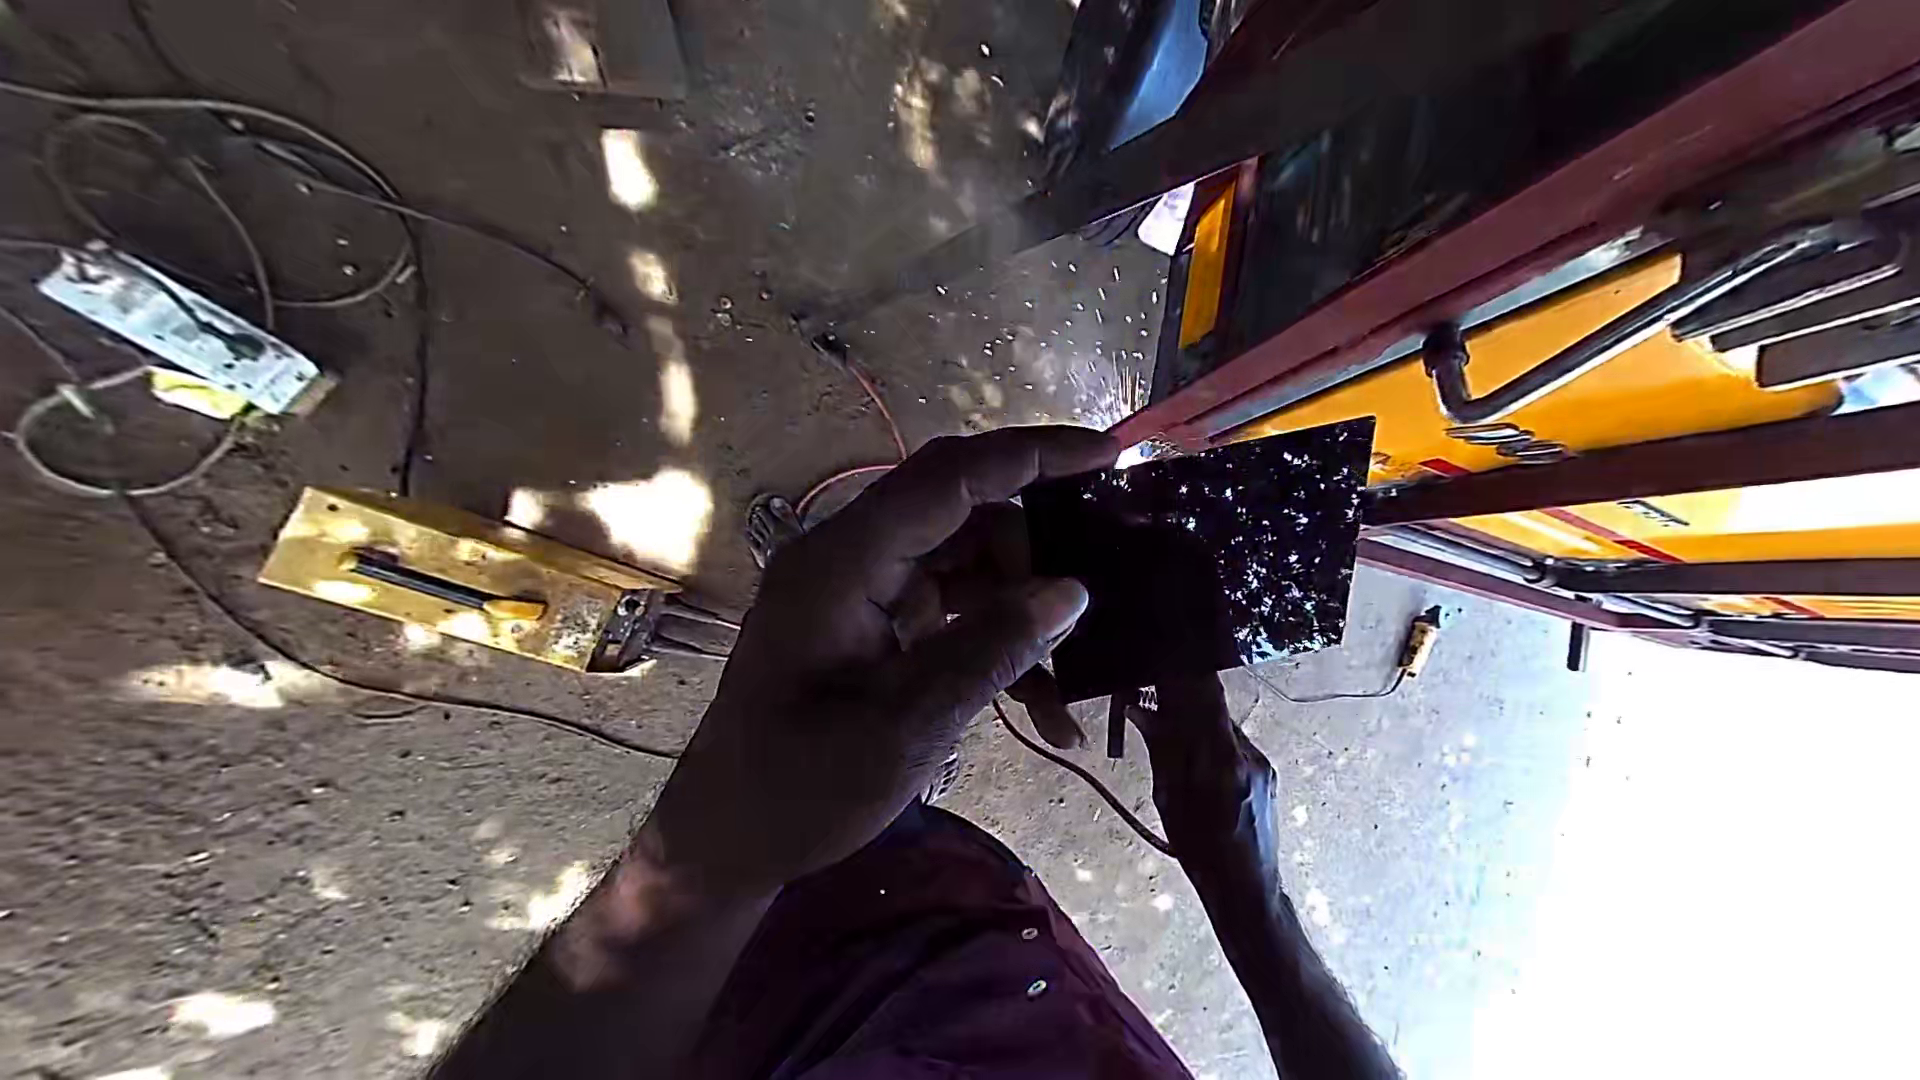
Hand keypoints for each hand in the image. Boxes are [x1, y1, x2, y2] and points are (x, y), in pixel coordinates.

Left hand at [635, 426, 1117, 901]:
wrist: (731, 836)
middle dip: (1031, 545)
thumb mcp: (905, 729)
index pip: (948, 477)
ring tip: (1061, 679)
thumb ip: (989, 651)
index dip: (1032, 454)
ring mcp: (860, 585)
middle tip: (1086, 597)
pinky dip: (993, 631)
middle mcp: (849, 556)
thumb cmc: (798, 791)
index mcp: (841, 563)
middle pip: (959, 510)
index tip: (1107, 452)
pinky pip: (949, 599)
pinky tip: (1036, 699)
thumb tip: (1071, 591)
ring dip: (1018, 602)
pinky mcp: (873, 616)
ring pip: (963, 557)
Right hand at [1127, 675, 1279, 874]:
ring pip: (1223, 724)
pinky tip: (1195, 754)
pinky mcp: (1267, 772)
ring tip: (1172, 726)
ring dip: (1198, 719)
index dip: (1184, 674)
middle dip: (1186, 696)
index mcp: (1221, 759)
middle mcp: (1247, 753)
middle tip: (1158, 692)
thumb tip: (1139, 709)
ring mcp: (1261, 762)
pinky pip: (1234, 742)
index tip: (1162, 659)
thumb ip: (1160, 748)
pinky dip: (1211, 738)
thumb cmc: (1198, 848)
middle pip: (1215, 706)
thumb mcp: (1168, 798)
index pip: (1205, 696)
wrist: (1247, 888)